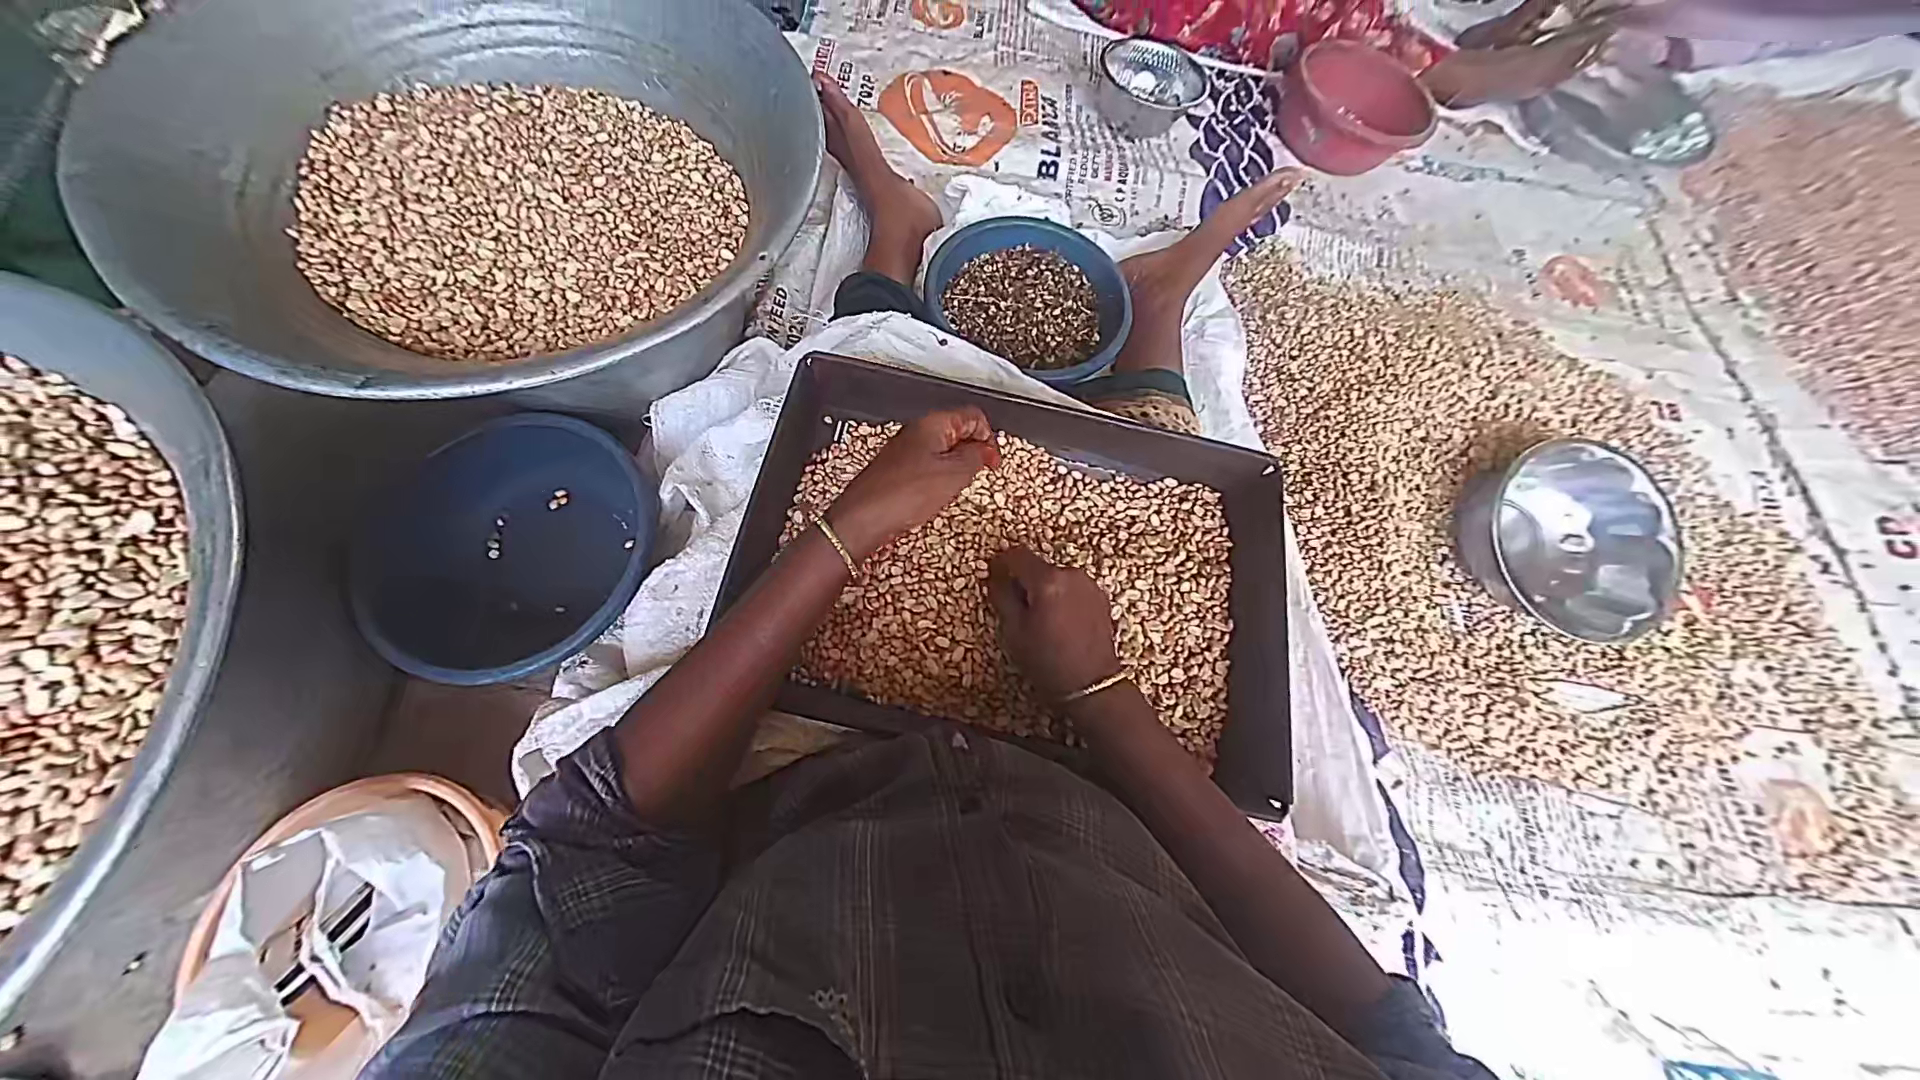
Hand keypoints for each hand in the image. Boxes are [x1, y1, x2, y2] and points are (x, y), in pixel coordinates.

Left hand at [829, 407, 1000, 558]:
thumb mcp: (955, 474)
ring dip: (956, 467)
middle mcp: (916, 432)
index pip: (973, 416)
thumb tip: (984, 450)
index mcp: (933, 424)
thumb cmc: (904, 494)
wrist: (863, 518)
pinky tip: (935, 496)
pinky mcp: (896, 470)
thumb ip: (976, 456)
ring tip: (955, 488)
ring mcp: (904, 450)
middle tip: (978, 475)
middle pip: (957, 432)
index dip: (989, 438)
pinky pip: (926, 467)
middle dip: (973, 452)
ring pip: (942, 451)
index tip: (993, 461)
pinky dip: (938, 478)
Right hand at [986, 546, 1120, 701]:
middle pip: (1038, 567)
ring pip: (1056, 578)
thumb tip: (996, 575)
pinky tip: (1059, 624)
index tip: (993, 573)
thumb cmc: (1047, 662)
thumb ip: (1002, 595)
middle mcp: (1072, 575)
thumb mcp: (1014, 631)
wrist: (1092, 686)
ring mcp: (1090, 586)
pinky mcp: (1101, 598)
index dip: (1001, 561)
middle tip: (1016, 609)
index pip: (1017, 555)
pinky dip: (1061, 599)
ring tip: (1040, 621)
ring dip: (1044, 591)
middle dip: (1024, 582)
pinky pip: (1072, 589)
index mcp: (1048, 580)